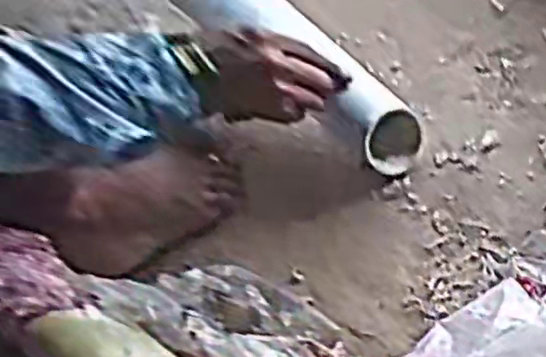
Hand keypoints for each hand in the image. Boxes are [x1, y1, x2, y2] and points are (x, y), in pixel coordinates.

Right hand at [202, 30, 348, 122]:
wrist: (187, 72)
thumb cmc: (207, 55)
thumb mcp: (239, 39)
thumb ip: (272, 49)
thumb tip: (307, 65)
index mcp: (264, 39)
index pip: (310, 53)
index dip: (331, 67)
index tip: (344, 76)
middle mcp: (276, 61)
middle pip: (322, 81)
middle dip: (325, 88)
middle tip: (323, 92)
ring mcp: (280, 86)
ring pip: (315, 101)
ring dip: (308, 103)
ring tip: (285, 97)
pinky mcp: (280, 107)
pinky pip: (298, 114)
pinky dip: (290, 113)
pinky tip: (272, 106)